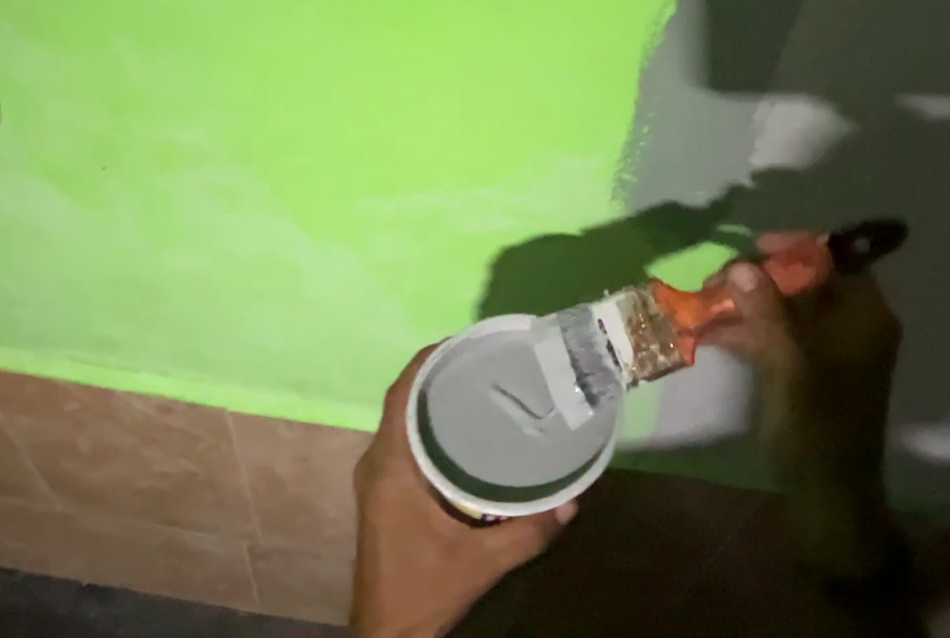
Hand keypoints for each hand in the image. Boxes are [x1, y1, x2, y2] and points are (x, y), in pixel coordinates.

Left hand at [351, 344, 576, 636]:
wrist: (385, 635)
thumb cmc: (424, 589)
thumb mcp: (481, 562)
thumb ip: (528, 532)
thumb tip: (572, 501)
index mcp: (391, 466)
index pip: (400, 395)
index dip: (425, 361)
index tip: (460, 341)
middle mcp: (377, 463)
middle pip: (401, 401)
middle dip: (436, 375)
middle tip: (481, 360)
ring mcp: (376, 478)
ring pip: (400, 421)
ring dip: (430, 400)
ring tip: (476, 385)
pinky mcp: (382, 493)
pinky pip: (402, 441)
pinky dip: (426, 426)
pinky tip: (461, 432)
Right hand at [703, 232, 903, 578]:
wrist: (827, 493)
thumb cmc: (816, 423)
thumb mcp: (787, 362)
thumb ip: (766, 310)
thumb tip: (741, 265)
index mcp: (863, 315)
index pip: (835, 258)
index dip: (795, 246)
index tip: (753, 248)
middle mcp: (852, 324)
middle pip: (805, 280)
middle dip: (758, 277)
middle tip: (716, 280)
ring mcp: (830, 347)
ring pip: (786, 307)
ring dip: (746, 303)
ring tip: (703, 304)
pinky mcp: (809, 368)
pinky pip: (779, 335)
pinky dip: (749, 330)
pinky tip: (710, 332)